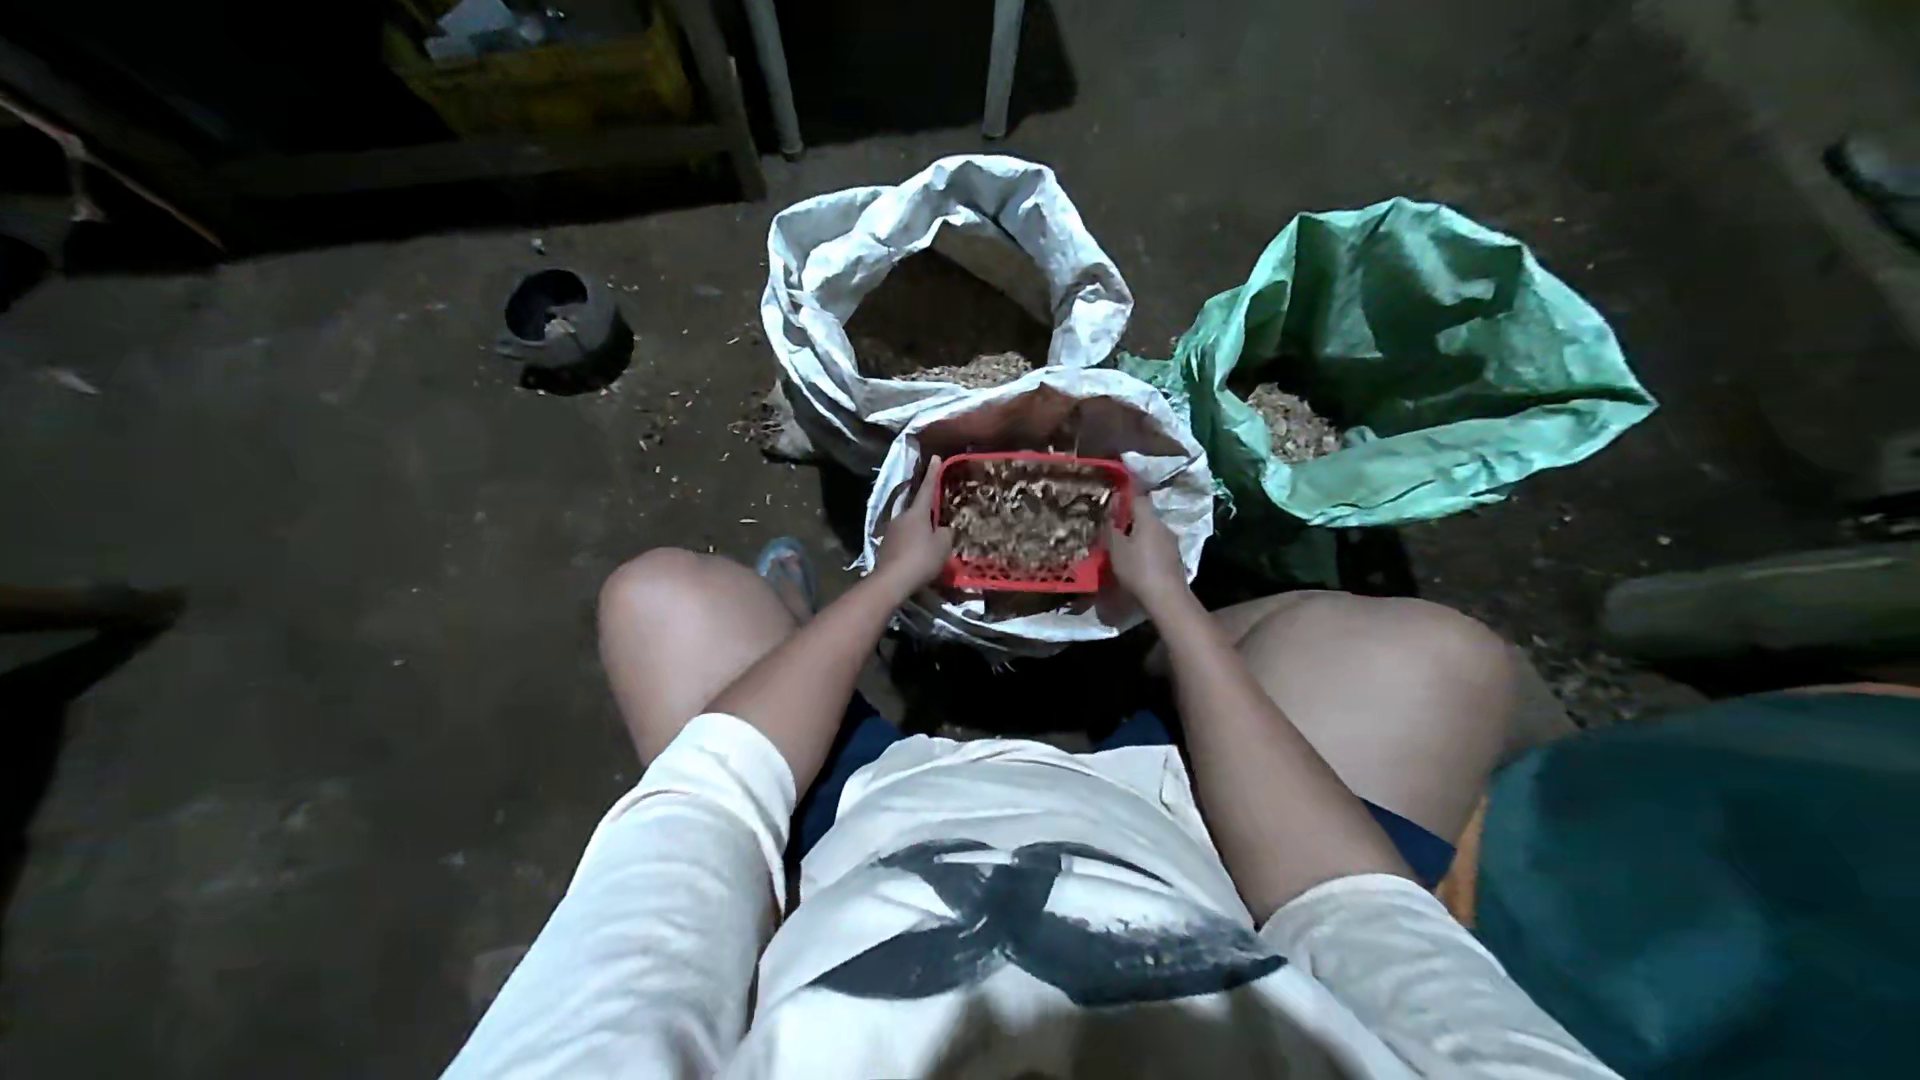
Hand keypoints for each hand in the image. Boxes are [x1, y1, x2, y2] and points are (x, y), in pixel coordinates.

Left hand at [873, 455, 954, 595]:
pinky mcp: (884, 546)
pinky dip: (911, 546)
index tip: (934, 458)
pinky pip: (902, 542)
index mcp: (917, 513)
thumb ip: (946, 533)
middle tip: (939, 527)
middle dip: (928, 517)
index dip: (933, 474)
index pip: (927, 489)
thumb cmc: (921, 559)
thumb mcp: (943, 546)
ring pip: (910, 528)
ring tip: (929, 549)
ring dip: (919, 534)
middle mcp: (901, 517)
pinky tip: (916, 559)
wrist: (892, 580)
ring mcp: (890, 531)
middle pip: (918, 512)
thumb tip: (943, 529)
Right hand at [1107, 500, 1192, 615]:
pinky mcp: (1174, 558)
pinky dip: (1146, 549)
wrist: (1167, 597)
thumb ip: (1110, 529)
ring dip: (1138, 536)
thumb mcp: (1116, 549)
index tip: (1110, 506)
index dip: (1124, 499)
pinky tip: (1137, 562)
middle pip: (1144, 516)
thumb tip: (1108, 514)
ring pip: (1151, 532)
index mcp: (1149, 520)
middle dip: (1129, 521)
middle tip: (1112, 532)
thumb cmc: (1138, 569)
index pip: (1138, 498)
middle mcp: (1163, 526)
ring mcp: (1171, 542)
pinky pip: (1156, 545)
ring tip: (1123, 549)